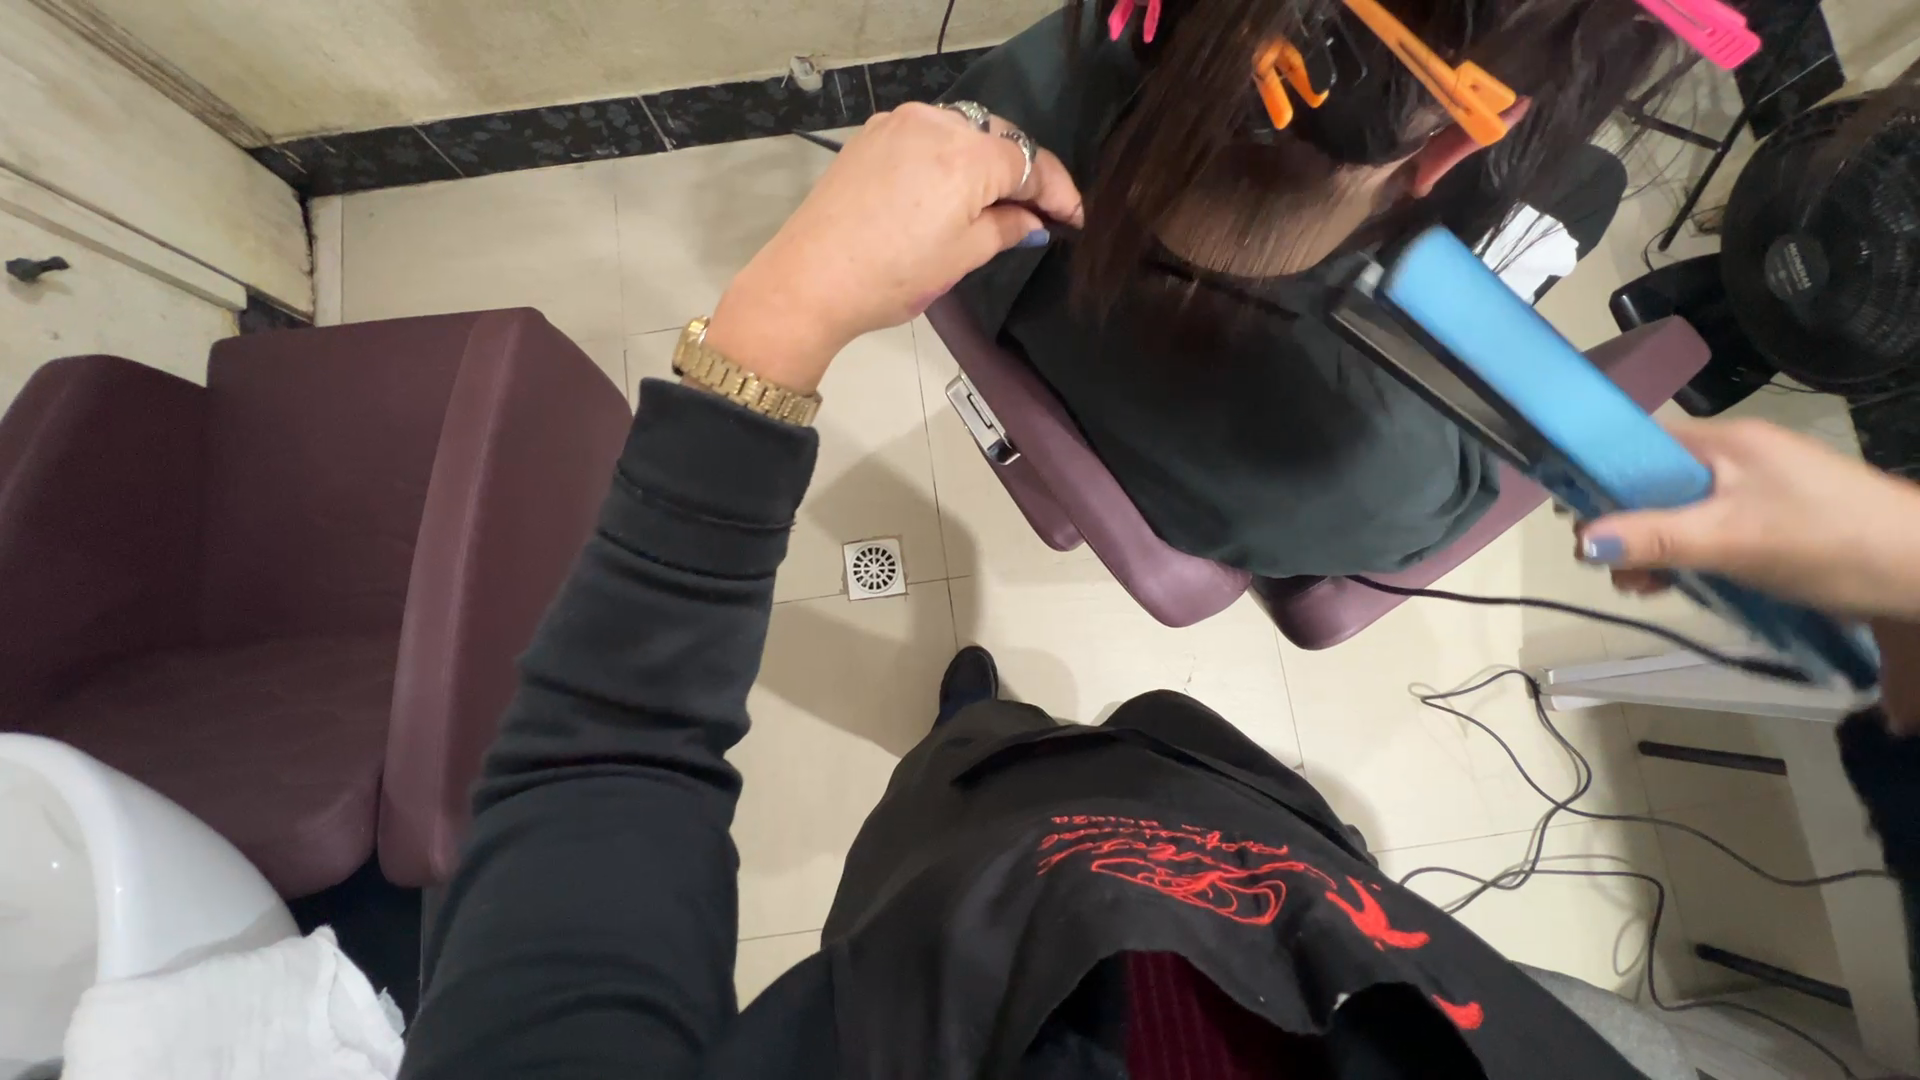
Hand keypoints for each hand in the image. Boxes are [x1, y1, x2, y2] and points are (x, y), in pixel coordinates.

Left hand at [704, 103, 1083, 392]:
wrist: (810, 279)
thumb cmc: (890, 277)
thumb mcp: (960, 259)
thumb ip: (1005, 229)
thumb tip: (1032, 221)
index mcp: (967, 156)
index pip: (1030, 162)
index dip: (1058, 192)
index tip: (1073, 218)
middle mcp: (935, 124)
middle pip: (998, 140)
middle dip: (1022, 175)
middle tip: (1035, 214)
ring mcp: (899, 125)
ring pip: (962, 134)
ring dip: (984, 165)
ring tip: (990, 206)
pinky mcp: (872, 137)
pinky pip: (927, 138)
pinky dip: (948, 161)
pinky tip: (947, 193)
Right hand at [1577, 418, 1919, 619]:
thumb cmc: (1835, 543)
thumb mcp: (1732, 541)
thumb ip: (1652, 538)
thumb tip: (1579, 543)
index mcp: (1725, 443)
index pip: (1635, 447)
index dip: (1597, 479)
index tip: (1576, 521)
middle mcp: (1735, 457)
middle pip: (1648, 485)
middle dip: (1622, 528)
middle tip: (1615, 569)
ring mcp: (1753, 489)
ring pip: (1672, 513)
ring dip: (1649, 550)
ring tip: (1646, 586)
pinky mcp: (1767, 520)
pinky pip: (1700, 531)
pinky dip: (1680, 557)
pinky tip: (1677, 584)